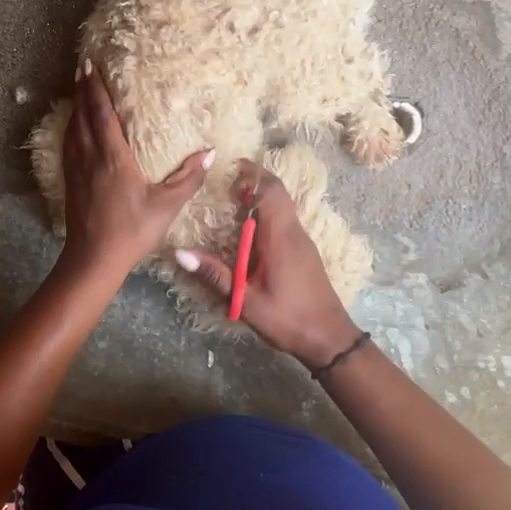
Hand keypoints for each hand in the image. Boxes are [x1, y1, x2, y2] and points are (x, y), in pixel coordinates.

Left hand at [59, 62, 212, 277]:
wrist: (93, 259)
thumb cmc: (131, 232)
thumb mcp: (166, 206)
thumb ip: (188, 178)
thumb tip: (210, 152)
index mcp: (111, 157)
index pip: (101, 113)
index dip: (96, 87)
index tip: (91, 65)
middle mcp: (89, 157)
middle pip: (82, 114)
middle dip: (82, 89)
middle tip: (83, 67)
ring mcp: (76, 169)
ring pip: (72, 128)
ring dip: (75, 106)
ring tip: (79, 89)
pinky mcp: (69, 181)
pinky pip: (68, 144)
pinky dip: (71, 127)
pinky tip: (74, 127)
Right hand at [174, 160, 362, 367]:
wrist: (330, 340)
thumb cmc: (288, 319)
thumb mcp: (245, 300)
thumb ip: (214, 274)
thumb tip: (180, 253)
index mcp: (280, 238)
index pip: (270, 191)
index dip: (251, 174)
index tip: (228, 169)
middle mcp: (294, 233)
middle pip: (278, 192)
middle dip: (254, 180)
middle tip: (225, 182)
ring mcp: (302, 241)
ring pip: (283, 205)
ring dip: (260, 197)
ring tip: (231, 201)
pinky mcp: (303, 252)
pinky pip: (284, 220)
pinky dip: (266, 213)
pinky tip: (247, 231)